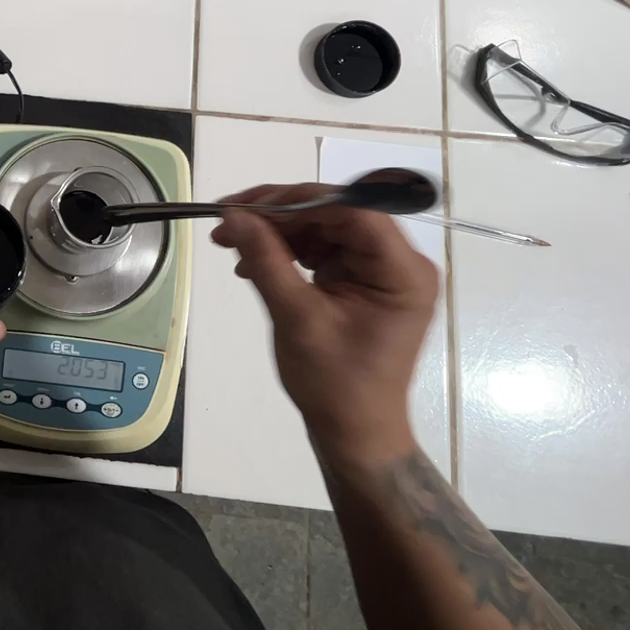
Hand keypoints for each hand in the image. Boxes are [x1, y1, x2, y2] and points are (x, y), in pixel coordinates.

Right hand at [212, 184, 438, 463]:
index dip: (297, 200)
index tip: (246, 208)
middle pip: (335, 212)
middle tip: (227, 220)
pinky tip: (252, 262)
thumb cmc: (333, 382)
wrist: (351, 429)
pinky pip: (319, 246)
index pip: (353, 209)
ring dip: (275, 230)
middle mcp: (397, 262)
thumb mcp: (296, 317)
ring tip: (231, 243)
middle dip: (278, 214)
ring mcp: (378, 269)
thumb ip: (266, 260)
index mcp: (401, 271)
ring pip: (322, 225)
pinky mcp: (358, 279)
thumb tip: (233, 216)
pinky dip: (283, 249)